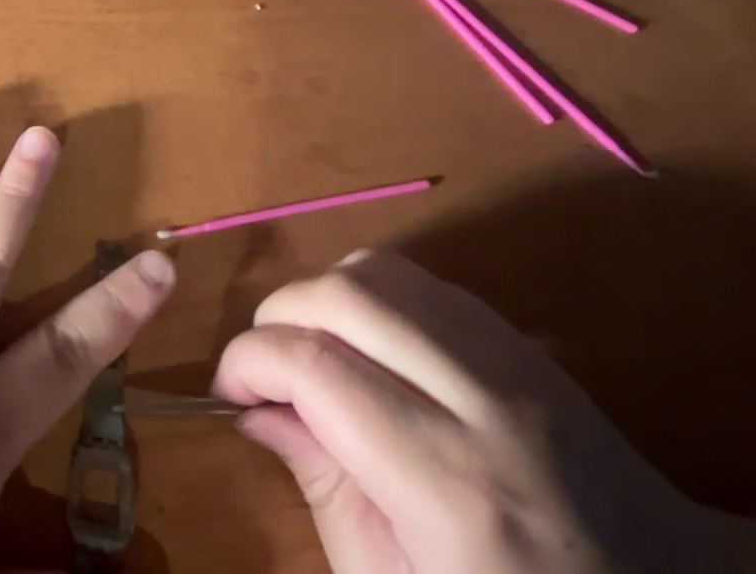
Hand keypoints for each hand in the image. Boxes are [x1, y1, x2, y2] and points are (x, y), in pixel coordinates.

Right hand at [214, 250, 728, 573]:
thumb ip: (318, 482)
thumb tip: (252, 409)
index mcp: (449, 485)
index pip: (312, 365)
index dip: (246, 363)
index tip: (232, 395)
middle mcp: (485, 404)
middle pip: (340, 296)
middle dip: (274, 318)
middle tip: (266, 371)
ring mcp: (515, 362)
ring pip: (376, 271)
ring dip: (318, 299)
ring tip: (313, 354)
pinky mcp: (523, 342)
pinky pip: (418, 281)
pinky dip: (366, 297)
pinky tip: (365, 347)